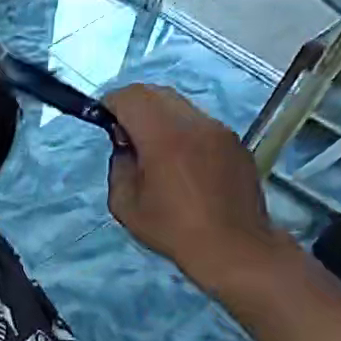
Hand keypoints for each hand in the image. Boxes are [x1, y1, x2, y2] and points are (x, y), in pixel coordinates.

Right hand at [101, 83, 291, 290]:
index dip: (111, 104)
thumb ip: (119, 167)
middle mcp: (195, 123)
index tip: (105, 123)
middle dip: (135, 108)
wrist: (233, 247)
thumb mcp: (125, 205)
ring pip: (181, 106)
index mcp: (164, 136)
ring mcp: (219, 130)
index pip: (131, 96)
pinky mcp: (234, 142)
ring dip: (160, 119)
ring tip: (156, 155)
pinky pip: (201, 124)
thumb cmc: (174, 230)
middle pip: (156, 93)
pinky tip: (184, 167)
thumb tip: (125, 148)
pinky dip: (184, 133)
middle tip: (128, 140)